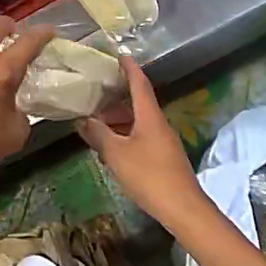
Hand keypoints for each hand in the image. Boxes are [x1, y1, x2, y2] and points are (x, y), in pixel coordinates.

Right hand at [79, 58, 210, 228]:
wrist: (183, 209)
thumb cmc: (149, 176)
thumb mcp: (116, 154)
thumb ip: (98, 134)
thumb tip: (83, 120)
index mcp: (150, 116)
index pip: (139, 84)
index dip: (129, 68)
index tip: (119, 55)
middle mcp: (159, 124)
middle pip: (137, 103)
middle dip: (116, 97)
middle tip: (94, 93)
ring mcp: (163, 142)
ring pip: (138, 122)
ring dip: (118, 119)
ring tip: (95, 122)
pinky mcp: (163, 158)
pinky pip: (141, 137)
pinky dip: (124, 135)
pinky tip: (110, 147)